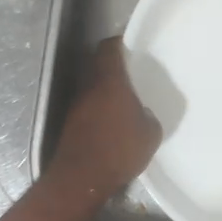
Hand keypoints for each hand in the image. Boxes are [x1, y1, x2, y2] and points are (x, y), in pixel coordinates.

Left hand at [50, 39, 162, 200]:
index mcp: (110, 81)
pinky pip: (87, 105)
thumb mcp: (150, 135)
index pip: (108, 48)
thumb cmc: (120, 151)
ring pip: (90, 84)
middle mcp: (89, 87)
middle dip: (111, 64)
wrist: (82, 177)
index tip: (131, 46)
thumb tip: (144, 113)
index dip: (119, 43)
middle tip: (130, 70)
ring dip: (103, 86)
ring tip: (123, 96)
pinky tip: (111, 119)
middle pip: (96, 64)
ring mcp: (76, 105)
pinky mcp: (71, 123)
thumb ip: (149, 117)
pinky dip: (97, 106)